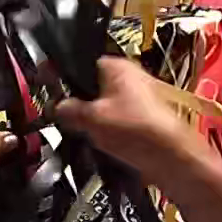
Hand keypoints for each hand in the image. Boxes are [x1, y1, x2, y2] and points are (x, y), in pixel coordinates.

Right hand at [55, 58, 212, 177]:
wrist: (172, 158)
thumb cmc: (132, 129)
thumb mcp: (90, 118)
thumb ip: (67, 109)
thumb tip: (54, 107)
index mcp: (115, 65)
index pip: (81, 64)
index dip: (64, 79)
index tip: (49, 95)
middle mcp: (129, 76)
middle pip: (91, 86)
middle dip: (77, 103)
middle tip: (63, 119)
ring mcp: (139, 97)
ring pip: (103, 105)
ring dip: (91, 120)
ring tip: (80, 133)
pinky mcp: (144, 119)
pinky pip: (116, 120)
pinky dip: (106, 131)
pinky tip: (99, 143)